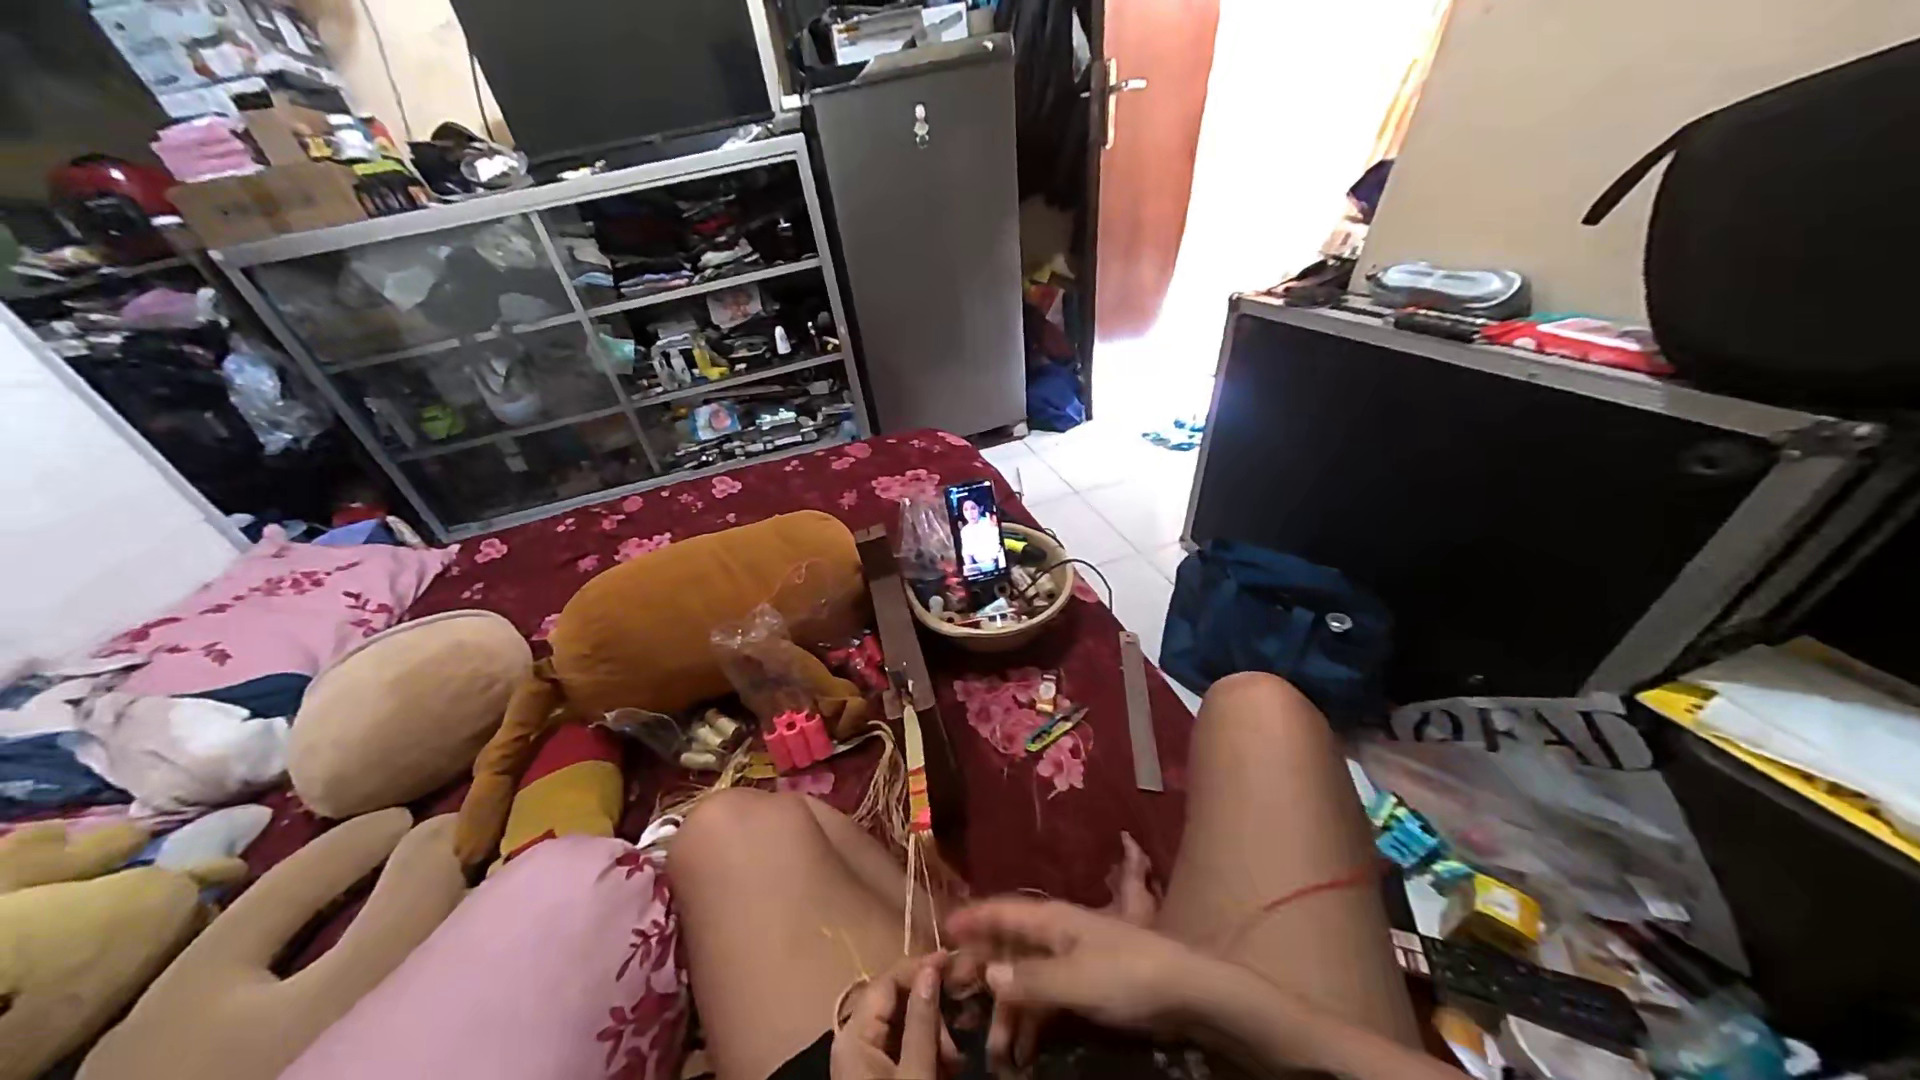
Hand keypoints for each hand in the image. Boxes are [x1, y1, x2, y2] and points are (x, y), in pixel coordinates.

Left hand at [831, 953, 959, 1078]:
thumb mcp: (915, 1073)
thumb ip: (922, 1021)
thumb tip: (931, 968)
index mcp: (854, 1034)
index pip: (887, 981)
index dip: (919, 967)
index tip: (951, 960)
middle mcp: (854, 1038)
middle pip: (896, 1000)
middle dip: (931, 1009)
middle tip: (958, 1029)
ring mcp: (863, 1056)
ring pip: (904, 1023)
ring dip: (933, 1032)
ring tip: (954, 1058)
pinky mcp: (875, 1073)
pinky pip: (903, 1045)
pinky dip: (926, 1049)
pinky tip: (946, 1064)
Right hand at [947, 898, 1213, 1036]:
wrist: (1185, 992)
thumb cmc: (1126, 975)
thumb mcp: (1074, 980)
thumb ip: (1029, 979)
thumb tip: (986, 974)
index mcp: (1051, 920)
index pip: (1002, 912)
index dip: (974, 917)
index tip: (944, 928)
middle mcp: (1057, 934)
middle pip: (1009, 948)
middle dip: (984, 974)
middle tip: (956, 998)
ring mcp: (1072, 960)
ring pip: (1027, 979)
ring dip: (1009, 1012)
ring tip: (995, 1050)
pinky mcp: (1086, 986)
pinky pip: (1047, 1000)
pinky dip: (1033, 1022)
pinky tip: (1023, 1050)